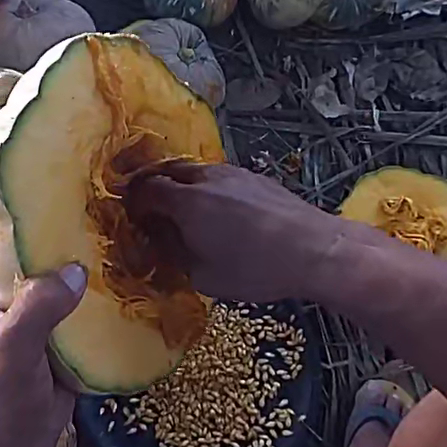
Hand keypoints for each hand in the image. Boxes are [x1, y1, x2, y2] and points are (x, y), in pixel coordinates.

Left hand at [0, 219, 84, 446]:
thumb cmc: (1, 400)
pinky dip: (76, 286)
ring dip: (58, 257)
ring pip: (37, 277)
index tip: (18, 179)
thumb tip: (74, 270)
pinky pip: (59, 301)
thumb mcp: (12, 348)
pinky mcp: (42, 336)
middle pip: (7, 254)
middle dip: (33, 229)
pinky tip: (102, 268)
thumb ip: (38, 307)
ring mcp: (15, 320)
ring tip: (90, 225)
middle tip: (67, 198)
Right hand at [133, 163, 341, 302]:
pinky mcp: (255, 177)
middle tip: (148, 207)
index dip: (133, 203)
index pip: (145, 190)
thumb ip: (174, 254)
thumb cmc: (255, 269)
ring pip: (193, 170)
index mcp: (186, 202)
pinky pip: (217, 176)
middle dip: (151, 186)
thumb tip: (160, 241)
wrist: (314, 249)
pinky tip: (215, 209)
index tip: (132, 217)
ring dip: (179, 184)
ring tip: (181, 208)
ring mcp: (232, 174)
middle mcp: (205, 179)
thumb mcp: (203, 275)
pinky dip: (204, 187)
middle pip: (166, 170)